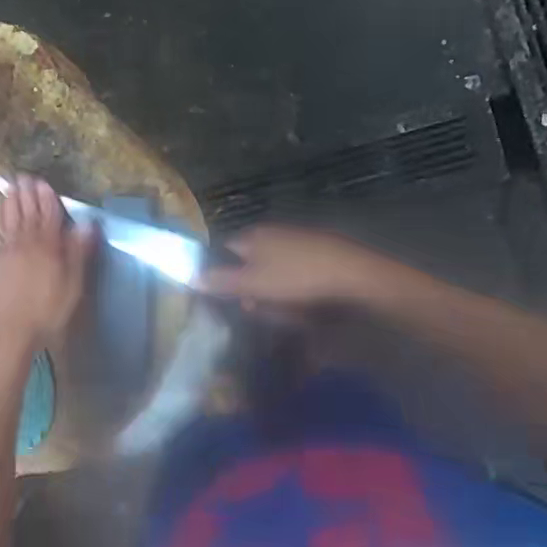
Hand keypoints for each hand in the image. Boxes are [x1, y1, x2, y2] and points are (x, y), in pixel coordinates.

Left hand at [0, 175, 92, 345]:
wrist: (10, 330)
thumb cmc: (47, 312)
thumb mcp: (72, 286)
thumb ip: (78, 253)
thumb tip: (86, 224)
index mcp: (48, 247)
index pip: (49, 215)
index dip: (47, 198)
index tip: (44, 183)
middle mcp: (27, 243)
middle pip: (27, 211)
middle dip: (27, 193)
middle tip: (25, 176)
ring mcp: (9, 250)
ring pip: (11, 218)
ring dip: (12, 200)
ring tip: (12, 186)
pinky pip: (0, 229)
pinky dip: (1, 216)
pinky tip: (1, 212)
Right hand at [197, 225, 418, 309]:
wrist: (357, 277)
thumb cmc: (297, 279)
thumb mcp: (251, 284)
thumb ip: (219, 281)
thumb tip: (188, 276)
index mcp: (253, 236)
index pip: (224, 250)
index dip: (221, 273)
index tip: (225, 297)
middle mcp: (274, 233)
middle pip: (250, 263)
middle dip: (251, 288)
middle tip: (258, 309)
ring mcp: (300, 242)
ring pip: (275, 272)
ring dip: (275, 293)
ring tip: (286, 313)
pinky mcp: (323, 254)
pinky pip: (299, 275)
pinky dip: (298, 291)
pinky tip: (309, 306)